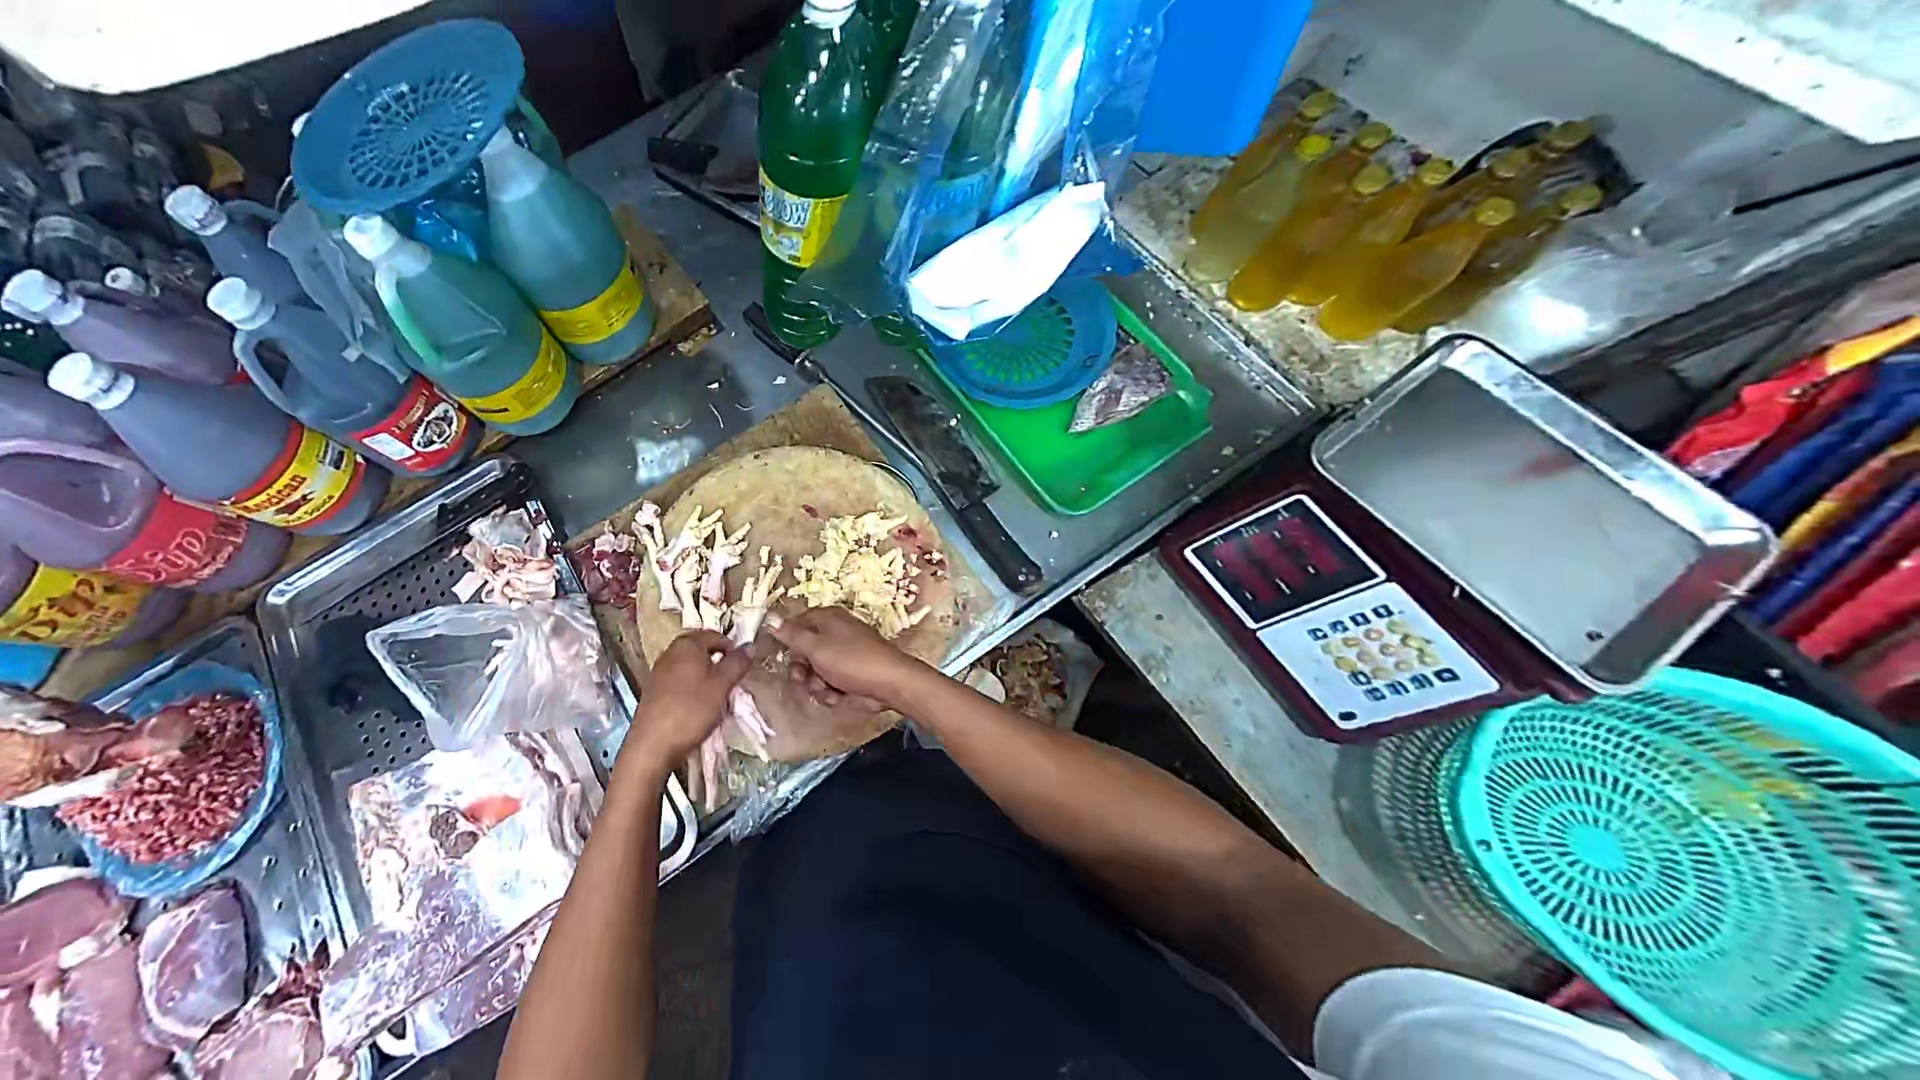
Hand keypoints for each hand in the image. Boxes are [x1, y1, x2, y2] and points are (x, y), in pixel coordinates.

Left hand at [620, 630, 748, 776]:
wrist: (653, 746)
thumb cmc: (691, 710)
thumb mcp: (723, 685)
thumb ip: (737, 663)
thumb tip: (749, 646)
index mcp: (686, 645)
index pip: (714, 635)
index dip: (731, 646)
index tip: (742, 664)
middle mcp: (669, 654)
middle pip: (700, 649)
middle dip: (718, 661)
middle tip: (732, 679)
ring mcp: (659, 673)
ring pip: (690, 667)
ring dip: (706, 675)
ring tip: (718, 695)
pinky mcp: (654, 692)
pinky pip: (679, 681)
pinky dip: (692, 688)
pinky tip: (699, 706)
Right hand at [767, 607, 921, 706]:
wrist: (889, 683)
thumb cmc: (851, 660)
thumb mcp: (816, 646)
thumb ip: (792, 634)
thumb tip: (771, 619)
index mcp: (827, 618)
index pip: (796, 624)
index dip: (787, 642)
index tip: (782, 657)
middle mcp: (835, 633)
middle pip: (803, 652)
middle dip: (801, 671)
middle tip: (804, 680)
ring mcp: (843, 654)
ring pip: (814, 671)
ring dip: (815, 685)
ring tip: (826, 690)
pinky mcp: (850, 673)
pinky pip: (829, 682)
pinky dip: (830, 691)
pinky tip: (837, 696)